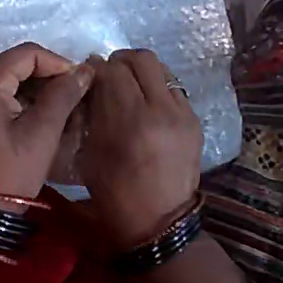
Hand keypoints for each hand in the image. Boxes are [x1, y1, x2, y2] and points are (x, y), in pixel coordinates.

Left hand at [0, 43, 93, 204]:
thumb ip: (63, 95)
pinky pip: (1, 93)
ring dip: (38, 88)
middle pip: (17, 64)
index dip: (57, 63)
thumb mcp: (42, 132)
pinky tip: (45, 115)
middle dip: (48, 76)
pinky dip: (24, 99)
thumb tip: (85, 71)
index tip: (80, 82)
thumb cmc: (11, 171)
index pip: (27, 54)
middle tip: (75, 95)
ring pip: (11, 78)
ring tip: (65, 106)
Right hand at [77, 49, 203, 245]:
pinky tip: (146, 106)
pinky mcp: (195, 121)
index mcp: (130, 120)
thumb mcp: (89, 153)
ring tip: (128, 88)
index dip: (96, 67)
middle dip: (120, 61)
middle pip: (141, 59)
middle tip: (108, 75)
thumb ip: (92, 112)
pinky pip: (174, 90)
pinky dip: (157, 89)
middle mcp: (161, 110)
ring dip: (140, 72)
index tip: (86, 74)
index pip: (112, 70)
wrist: (159, 223)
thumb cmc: (114, 194)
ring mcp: (183, 114)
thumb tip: (90, 83)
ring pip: (162, 69)